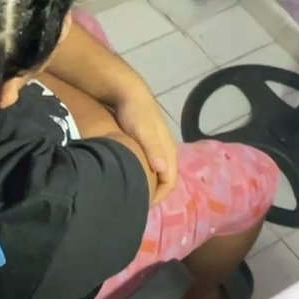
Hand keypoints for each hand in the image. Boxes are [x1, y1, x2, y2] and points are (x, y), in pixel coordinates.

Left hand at [112, 89, 178, 203]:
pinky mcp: (147, 144)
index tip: (144, 206)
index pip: (170, 181)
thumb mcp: (143, 131)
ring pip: (158, 172)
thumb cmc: (134, 113)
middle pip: (166, 179)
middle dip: (155, 193)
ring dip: (150, 185)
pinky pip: (150, 165)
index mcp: (168, 150)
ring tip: (134, 194)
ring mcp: (157, 147)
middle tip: (137, 204)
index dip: (160, 196)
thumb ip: (153, 149)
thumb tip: (162, 170)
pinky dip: (144, 175)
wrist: (127, 92)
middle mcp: (166, 151)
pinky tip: (130, 178)